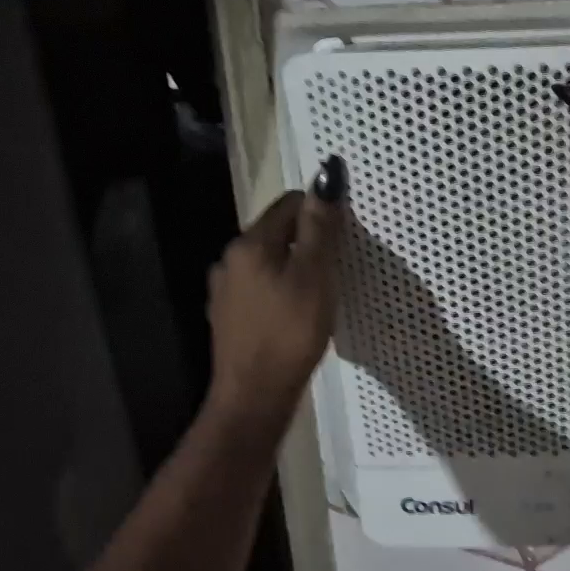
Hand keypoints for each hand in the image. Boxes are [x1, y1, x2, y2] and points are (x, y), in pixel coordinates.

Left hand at [205, 165, 344, 423]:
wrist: (254, 396)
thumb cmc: (291, 332)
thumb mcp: (315, 274)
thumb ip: (321, 225)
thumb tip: (326, 173)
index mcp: (250, 243)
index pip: (289, 202)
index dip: (320, 211)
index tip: (344, 237)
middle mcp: (230, 258)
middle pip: (277, 230)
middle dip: (308, 237)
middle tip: (337, 264)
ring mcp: (225, 288)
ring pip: (269, 259)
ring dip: (294, 264)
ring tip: (320, 288)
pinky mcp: (228, 314)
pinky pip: (261, 285)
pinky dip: (280, 287)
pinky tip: (295, 310)